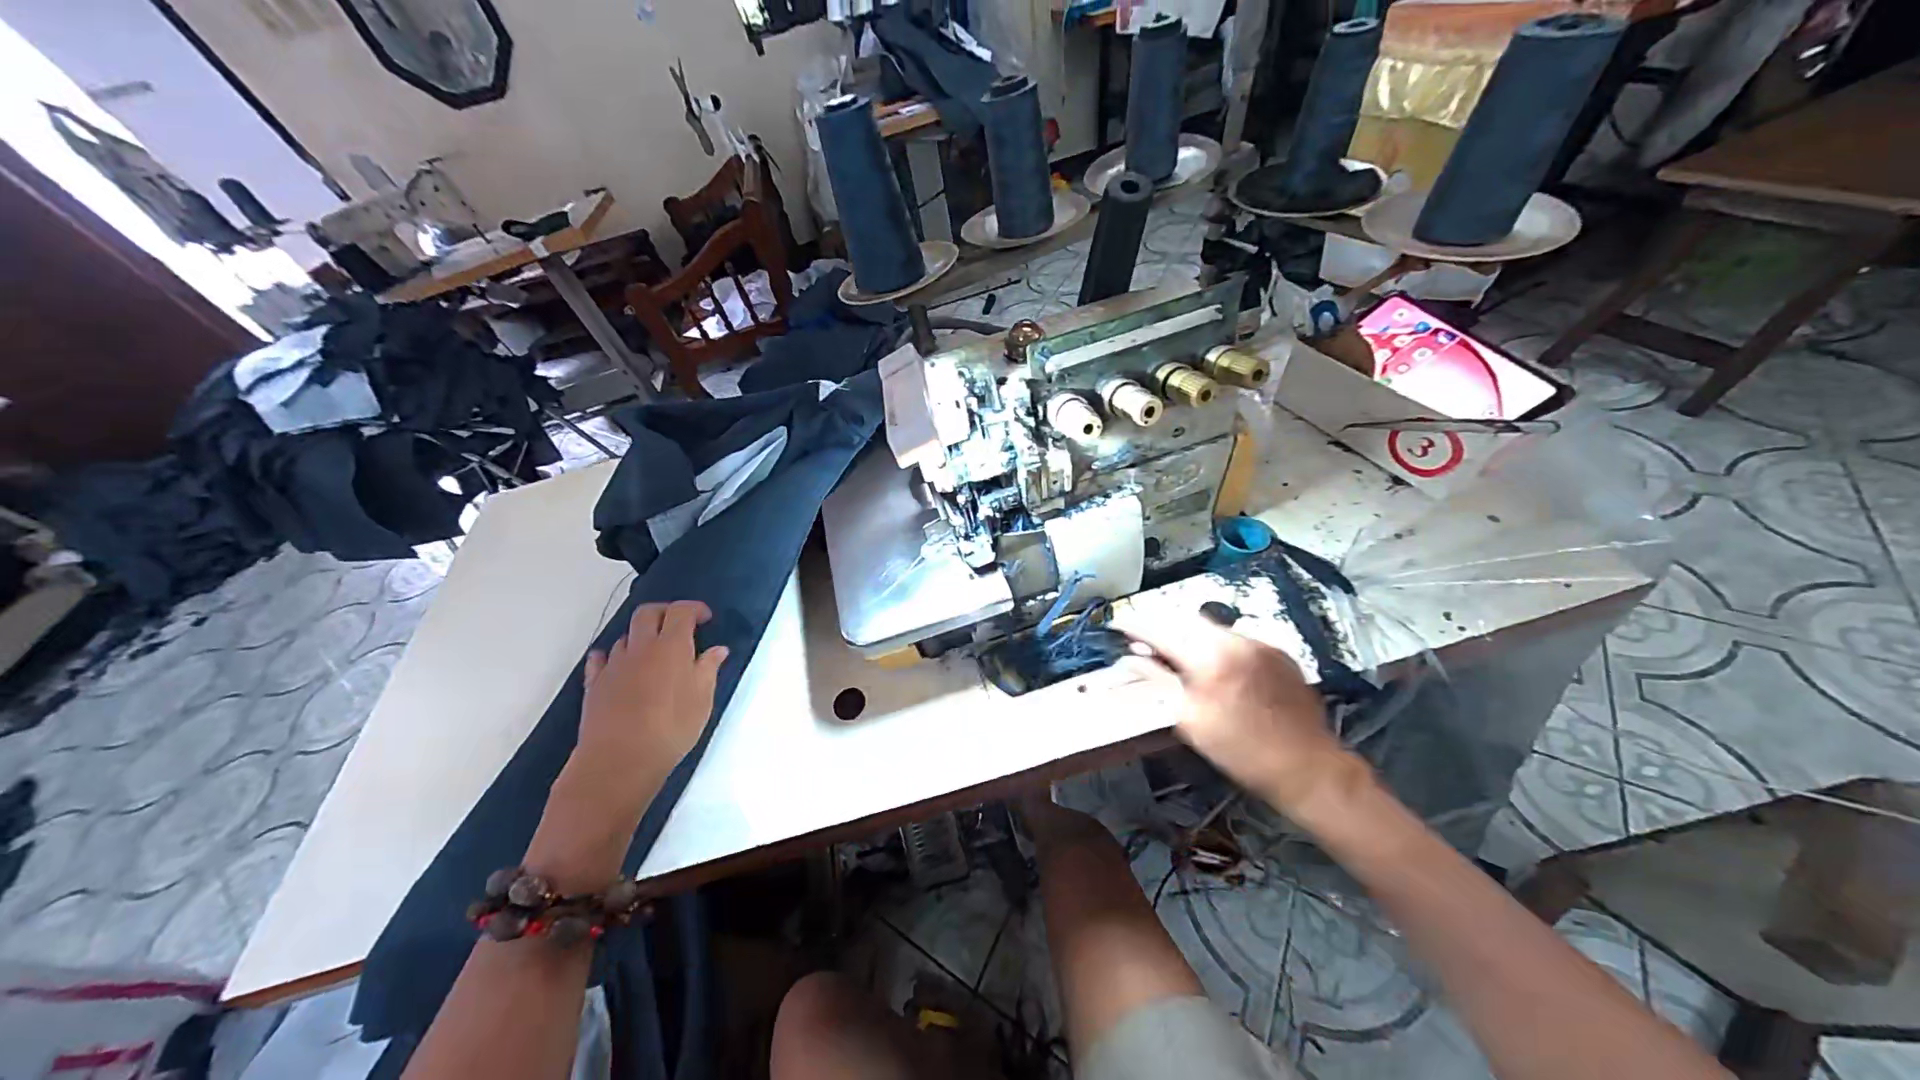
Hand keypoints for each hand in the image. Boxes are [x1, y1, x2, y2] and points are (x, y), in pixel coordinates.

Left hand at [562, 601, 729, 827]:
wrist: (620, 758)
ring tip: (653, 652)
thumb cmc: (671, 727)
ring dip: (640, 636)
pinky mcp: (594, 684)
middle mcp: (640, 647)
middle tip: (678, 624)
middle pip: (647, 613)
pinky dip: (612, 656)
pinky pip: (601, 659)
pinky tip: (619, 666)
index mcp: (671, 646)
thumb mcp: (703, 699)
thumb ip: (709, 669)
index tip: (705, 617)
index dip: (694, 608)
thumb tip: (717, 650)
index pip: (681, 611)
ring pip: (625, 636)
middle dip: (664, 612)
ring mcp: (614, 664)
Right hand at [1112, 612, 1367, 817]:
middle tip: (1143, 645)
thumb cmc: (1242, 752)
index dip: (1135, 626)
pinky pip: (1236, 640)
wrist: (1308, 769)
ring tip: (1176, 659)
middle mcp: (1237, 640)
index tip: (1118, 626)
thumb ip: (1157, 682)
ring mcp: (1261, 644)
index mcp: (1211, 656)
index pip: (1161, 629)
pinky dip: (1215, 647)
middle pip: (1186, 620)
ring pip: (1211, 628)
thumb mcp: (1189, 720)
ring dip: (1188, 637)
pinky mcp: (1278, 654)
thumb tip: (1131, 659)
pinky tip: (1213, 670)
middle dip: (1161, 628)